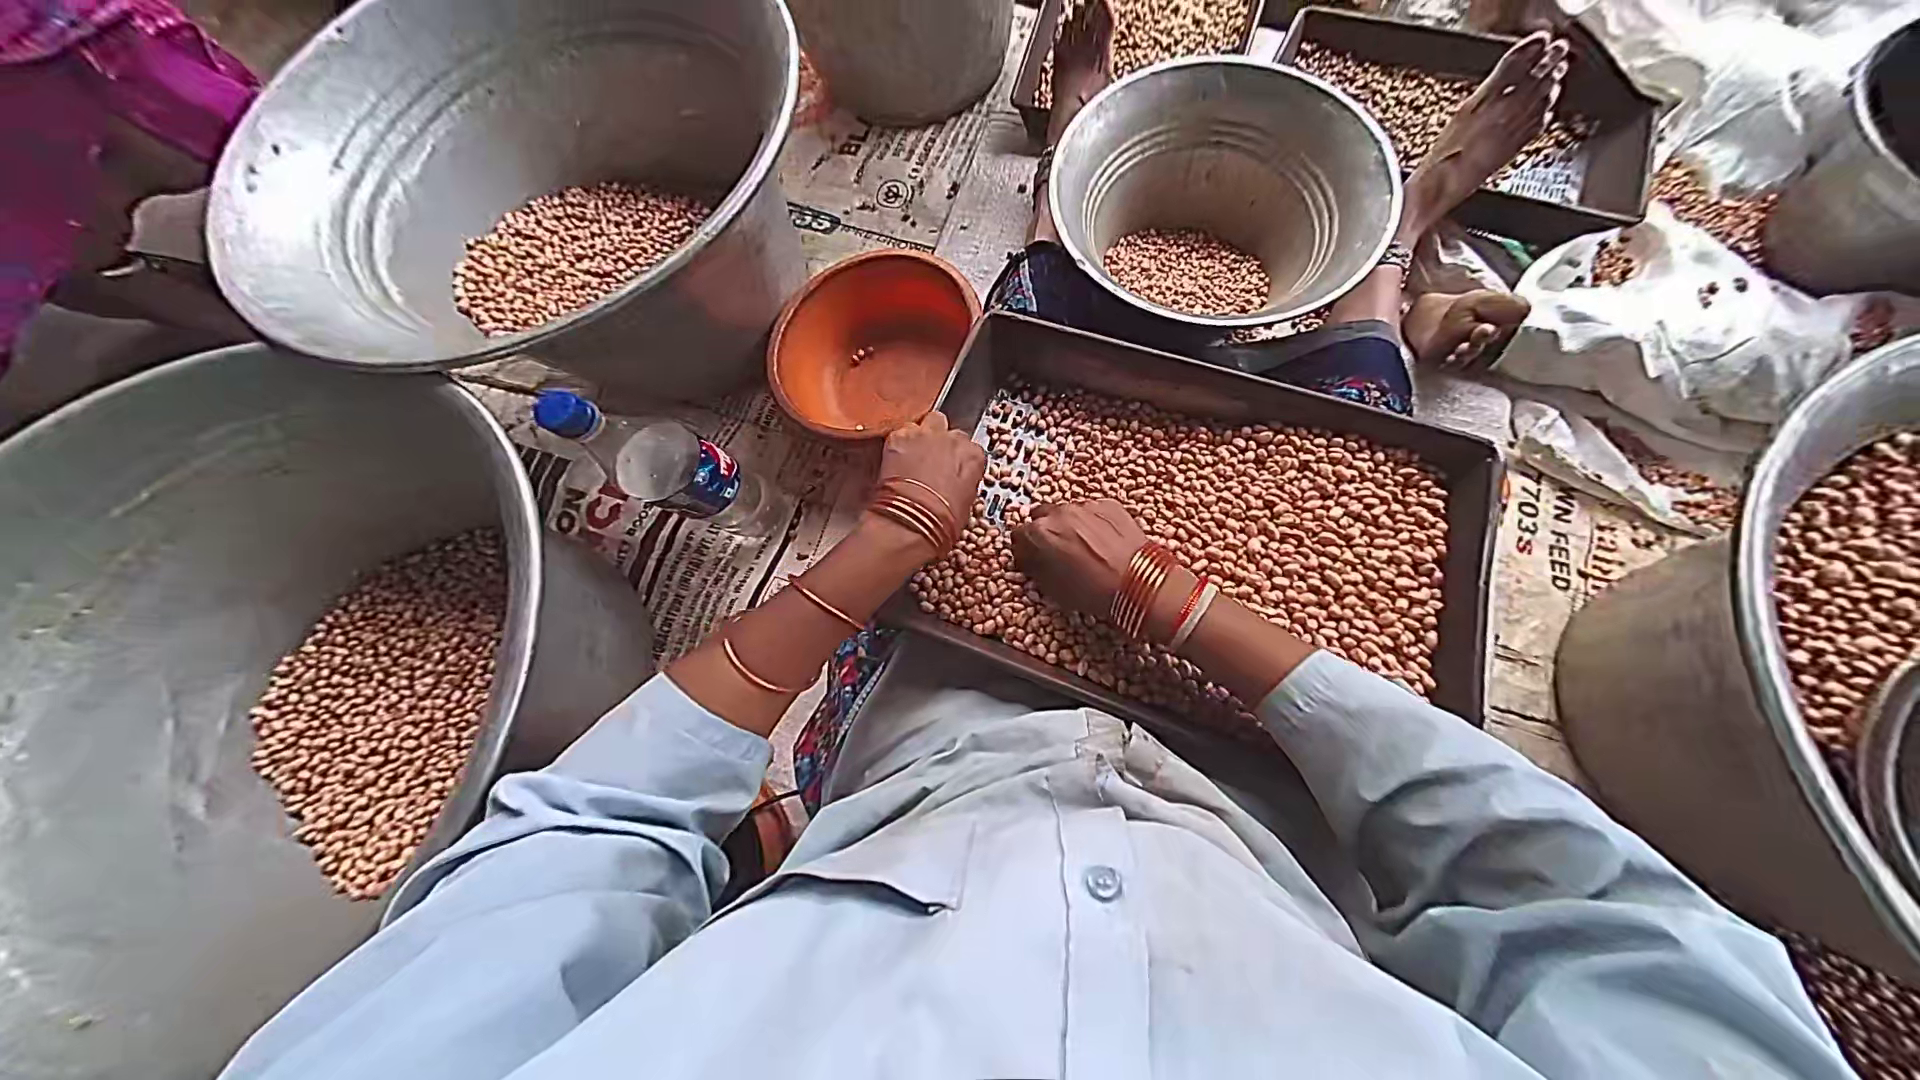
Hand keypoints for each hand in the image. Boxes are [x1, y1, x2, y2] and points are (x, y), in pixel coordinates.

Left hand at [877, 410, 985, 533]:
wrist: (912, 521)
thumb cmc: (941, 521)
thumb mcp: (966, 503)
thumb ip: (963, 482)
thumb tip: (954, 483)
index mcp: (973, 455)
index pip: (968, 446)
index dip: (956, 456)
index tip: (949, 466)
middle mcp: (952, 439)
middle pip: (946, 429)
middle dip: (939, 441)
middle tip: (929, 459)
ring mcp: (925, 434)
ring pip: (924, 423)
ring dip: (920, 436)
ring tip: (912, 456)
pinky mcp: (899, 437)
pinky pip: (900, 431)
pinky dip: (898, 443)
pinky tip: (895, 458)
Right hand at [1012, 499, 1149, 619]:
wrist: (1137, 583)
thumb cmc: (1094, 590)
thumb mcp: (1051, 587)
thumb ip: (1033, 565)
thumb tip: (1029, 558)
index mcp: (1038, 533)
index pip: (1018, 534)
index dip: (1024, 547)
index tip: (1030, 555)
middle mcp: (1058, 513)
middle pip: (1041, 517)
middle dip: (1046, 533)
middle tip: (1057, 552)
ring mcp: (1085, 506)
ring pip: (1067, 513)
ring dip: (1070, 526)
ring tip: (1084, 549)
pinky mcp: (1108, 505)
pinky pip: (1092, 511)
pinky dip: (1093, 523)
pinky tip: (1102, 543)